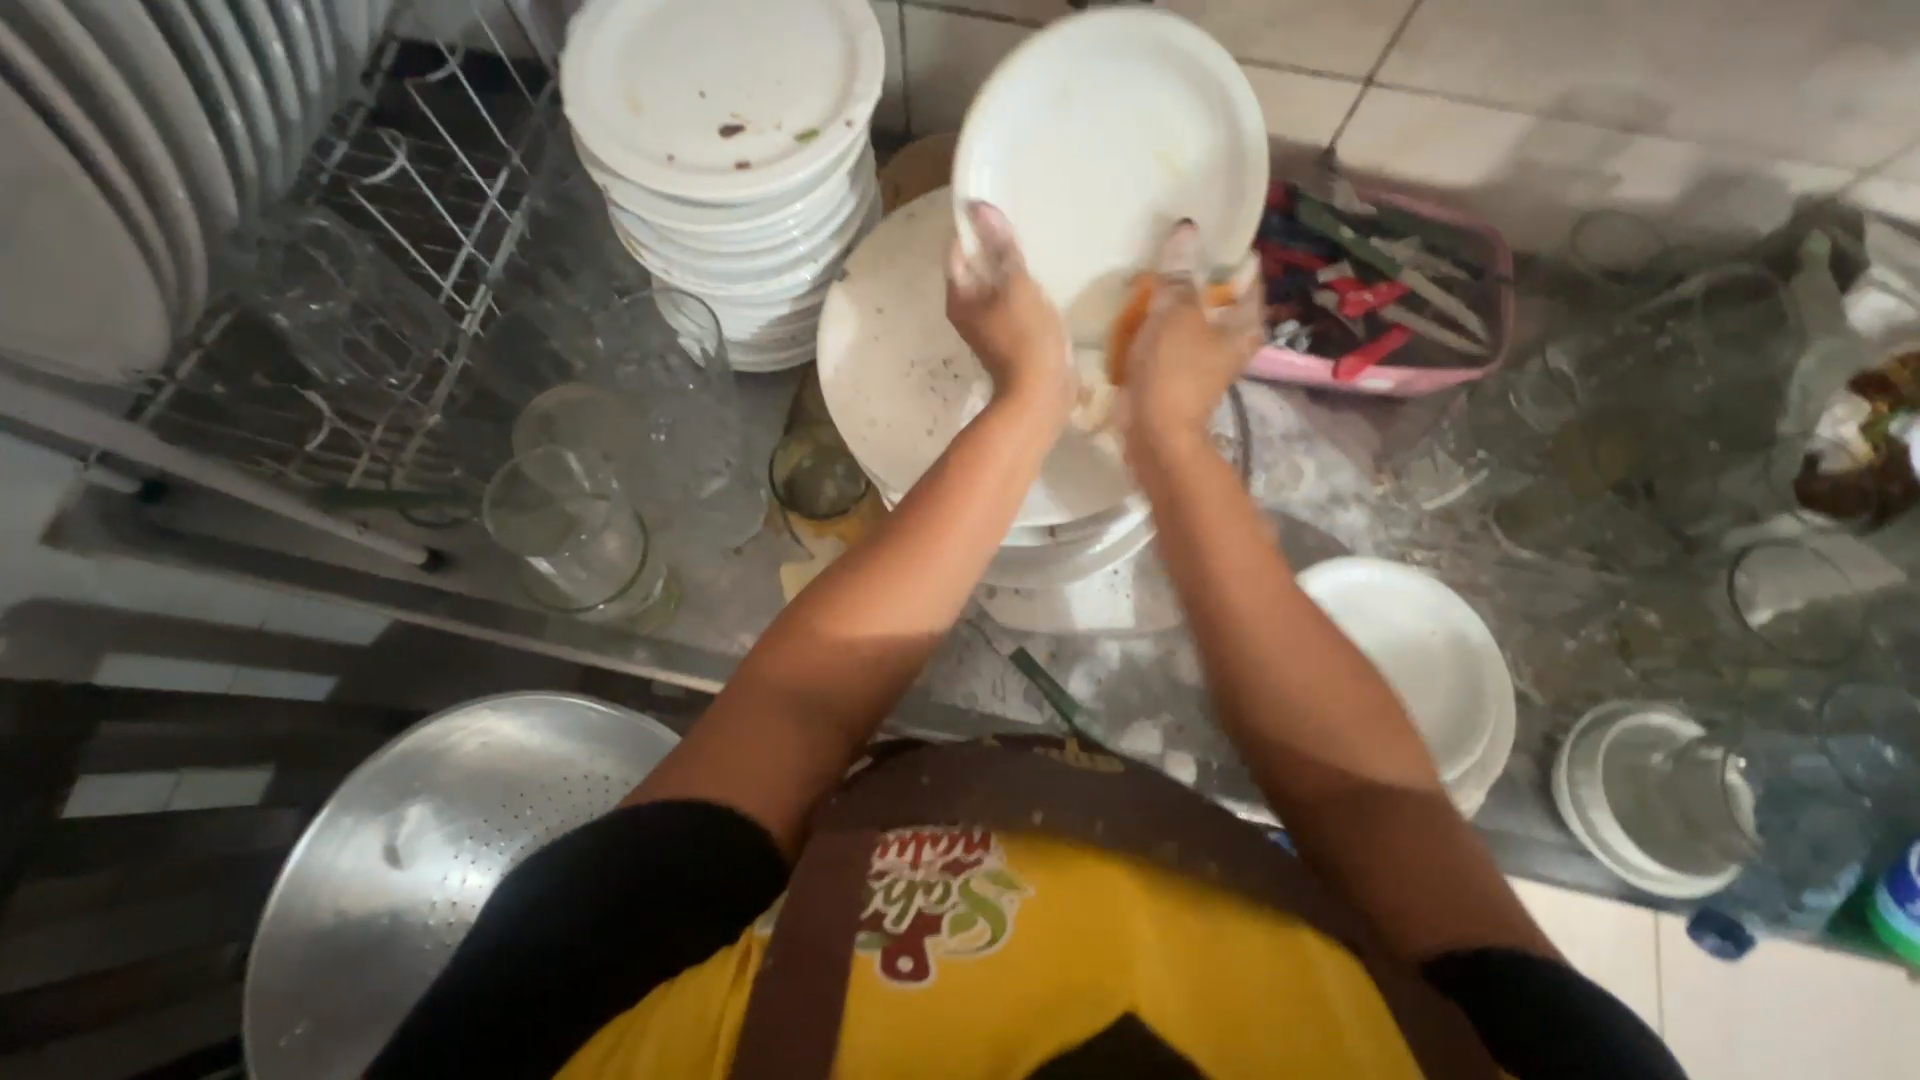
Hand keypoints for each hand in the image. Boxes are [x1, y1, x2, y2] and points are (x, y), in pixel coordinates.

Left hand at [946, 201, 1073, 419]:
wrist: (1041, 394)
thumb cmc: (1026, 337)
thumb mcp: (1016, 284)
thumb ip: (1000, 246)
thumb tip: (978, 207)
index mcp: (959, 297)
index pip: (959, 249)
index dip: (975, 226)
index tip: (999, 207)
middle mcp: (966, 311)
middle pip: (977, 268)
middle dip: (995, 246)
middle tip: (1021, 223)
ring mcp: (988, 327)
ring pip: (996, 286)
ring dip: (1011, 269)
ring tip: (1035, 247)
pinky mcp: (1010, 338)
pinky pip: (1013, 303)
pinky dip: (1023, 289)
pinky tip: (1044, 279)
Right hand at [1121, 221, 1262, 446]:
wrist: (1153, 432)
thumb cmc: (1174, 370)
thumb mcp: (1176, 312)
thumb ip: (1180, 271)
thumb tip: (1187, 228)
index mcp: (1246, 322)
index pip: (1246, 272)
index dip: (1224, 250)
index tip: (1198, 232)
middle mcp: (1233, 339)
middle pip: (1216, 294)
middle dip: (1192, 274)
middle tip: (1165, 250)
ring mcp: (1205, 359)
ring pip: (1190, 316)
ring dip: (1171, 300)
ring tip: (1147, 277)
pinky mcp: (1179, 374)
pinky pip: (1169, 338)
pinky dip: (1157, 325)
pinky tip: (1138, 311)